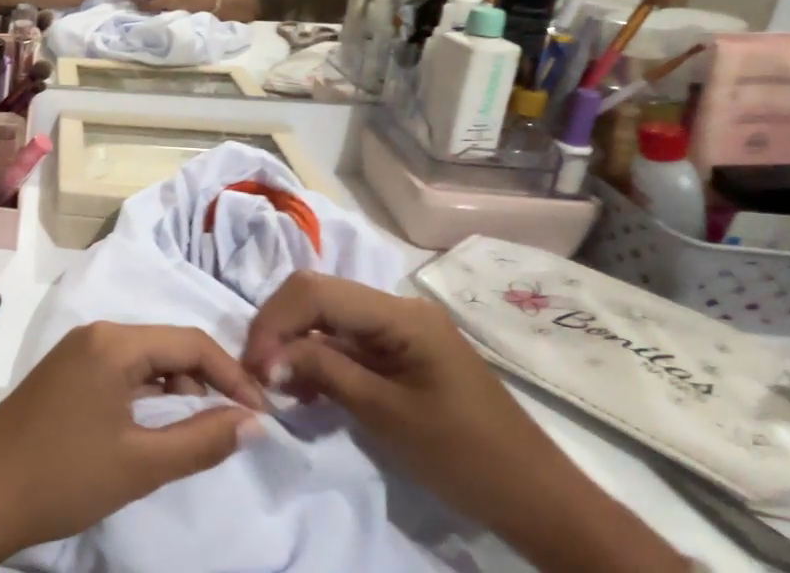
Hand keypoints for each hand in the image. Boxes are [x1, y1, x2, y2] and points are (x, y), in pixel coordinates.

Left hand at [0, 323, 263, 571]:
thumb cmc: (63, 476)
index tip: (265, 414)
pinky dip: (148, 395)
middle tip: (240, 423)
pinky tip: (160, 427)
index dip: (234, 375)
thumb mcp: (142, 463)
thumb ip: (203, 439)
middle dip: (208, 379)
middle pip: (167, 345)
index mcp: (113, 342)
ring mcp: (73, 353)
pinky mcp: (62, 375)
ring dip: (178, 388)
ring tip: (204, 429)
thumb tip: (254, 420)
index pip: (191, 341)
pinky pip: (119, 373)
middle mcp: (93, 334)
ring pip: (143, 360)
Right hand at [242, 273, 689, 572]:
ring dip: (294, 345)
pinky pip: (345, 340)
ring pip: (327, 317)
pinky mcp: (400, 352)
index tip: (253, 366)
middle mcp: (398, 308)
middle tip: (258, 375)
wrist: (536, 498)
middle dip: (279, 329)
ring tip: (279, 387)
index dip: (273, 321)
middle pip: (317, 296)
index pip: (314, 291)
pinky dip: (317, 358)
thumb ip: (323, 370)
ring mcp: (401, 329)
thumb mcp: (384, 413)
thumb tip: (266, 356)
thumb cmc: (463, 454)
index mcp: (401, 313)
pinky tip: (306, 389)